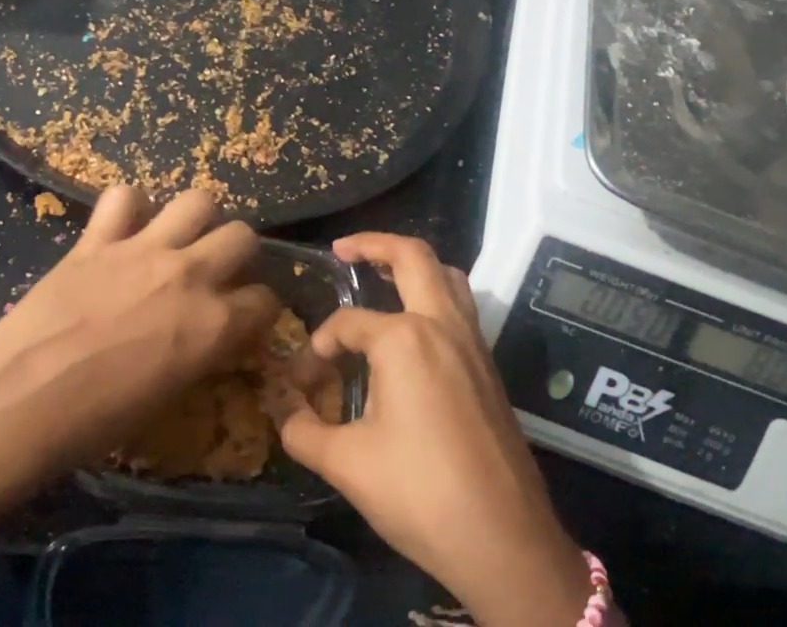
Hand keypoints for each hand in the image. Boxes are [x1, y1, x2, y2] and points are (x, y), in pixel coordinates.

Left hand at [0, 187, 275, 516]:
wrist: (22, 401)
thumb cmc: (96, 423)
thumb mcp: (168, 396)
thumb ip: (199, 355)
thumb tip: (207, 341)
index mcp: (215, 324)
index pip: (266, 300)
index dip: (256, 311)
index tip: (242, 321)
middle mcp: (190, 276)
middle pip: (242, 236)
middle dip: (237, 254)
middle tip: (215, 274)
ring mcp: (142, 249)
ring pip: (197, 201)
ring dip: (194, 220)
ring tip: (177, 241)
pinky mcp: (97, 239)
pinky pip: (124, 197)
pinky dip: (128, 208)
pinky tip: (121, 230)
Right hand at [269, 234, 592, 626]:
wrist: (506, 541)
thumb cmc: (420, 494)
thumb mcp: (346, 463)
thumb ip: (302, 429)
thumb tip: (281, 409)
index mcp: (404, 338)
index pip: (346, 324)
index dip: (316, 348)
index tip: (302, 384)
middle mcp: (443, 326)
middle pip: (413, 258)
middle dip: (375, 244)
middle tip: (343, 249)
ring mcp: (474, 344)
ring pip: (449, 278)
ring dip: (414, 267)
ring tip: (382, 275)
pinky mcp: (490, 369)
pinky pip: (462, 310)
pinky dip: (435, 298)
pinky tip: (412, 331)